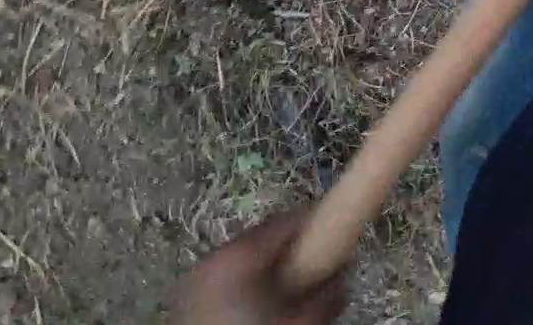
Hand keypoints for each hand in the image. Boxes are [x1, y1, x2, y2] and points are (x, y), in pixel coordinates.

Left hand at [175, 211, 347, 324]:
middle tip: (321, 272)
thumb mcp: (299, 323)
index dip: (322, 223)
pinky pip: (231, 282)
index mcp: (240, 254)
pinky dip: (252, 288)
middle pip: (270, 238)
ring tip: (295, 294)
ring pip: (251, 261)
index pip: (292, 218)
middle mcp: (214, 258)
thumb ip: (329, 295)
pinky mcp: (187, 305)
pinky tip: (265, 310)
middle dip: (299, 251)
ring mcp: (195, 283)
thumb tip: (345, 278)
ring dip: (276, 271)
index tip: (343, 239)